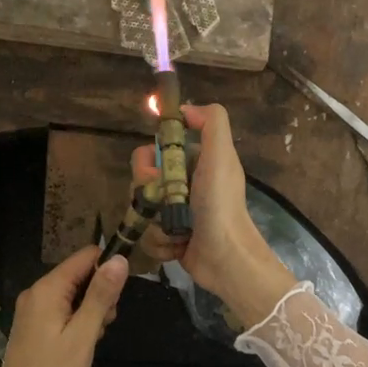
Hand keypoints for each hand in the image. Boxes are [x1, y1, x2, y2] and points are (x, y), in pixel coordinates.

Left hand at [0, 246, 128, 366]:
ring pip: (72, 294)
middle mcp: (36, 292)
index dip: (107, 268)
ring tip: (92, 338)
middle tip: (104, 324)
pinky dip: (77, 320)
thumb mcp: (84, 334)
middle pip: (79, 275)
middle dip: (99, 294)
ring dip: (90, 310)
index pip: (84, 257)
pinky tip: (81, 341)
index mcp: (47, 289)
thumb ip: (101, 295)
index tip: (120, 293)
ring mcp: (32, 309)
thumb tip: (119, 259)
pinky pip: (61, 309)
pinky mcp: (32, 324)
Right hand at [133, 103, 296, 324]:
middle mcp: (183, 187)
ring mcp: (175, 215)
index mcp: (194, 164)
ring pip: (141, 210)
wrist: (226, 257)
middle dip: (147, 194)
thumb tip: (184, 109)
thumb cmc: (221, 205)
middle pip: (142, 181)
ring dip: (155, 223)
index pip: (154, 152)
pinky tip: (177, 247)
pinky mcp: (170, 241)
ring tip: (175, 231)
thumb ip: (211, 122)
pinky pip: (147, 236)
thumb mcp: (221, 155)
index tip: (155, 172)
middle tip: (162, 203)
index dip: (148, 161)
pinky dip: (159, 243)